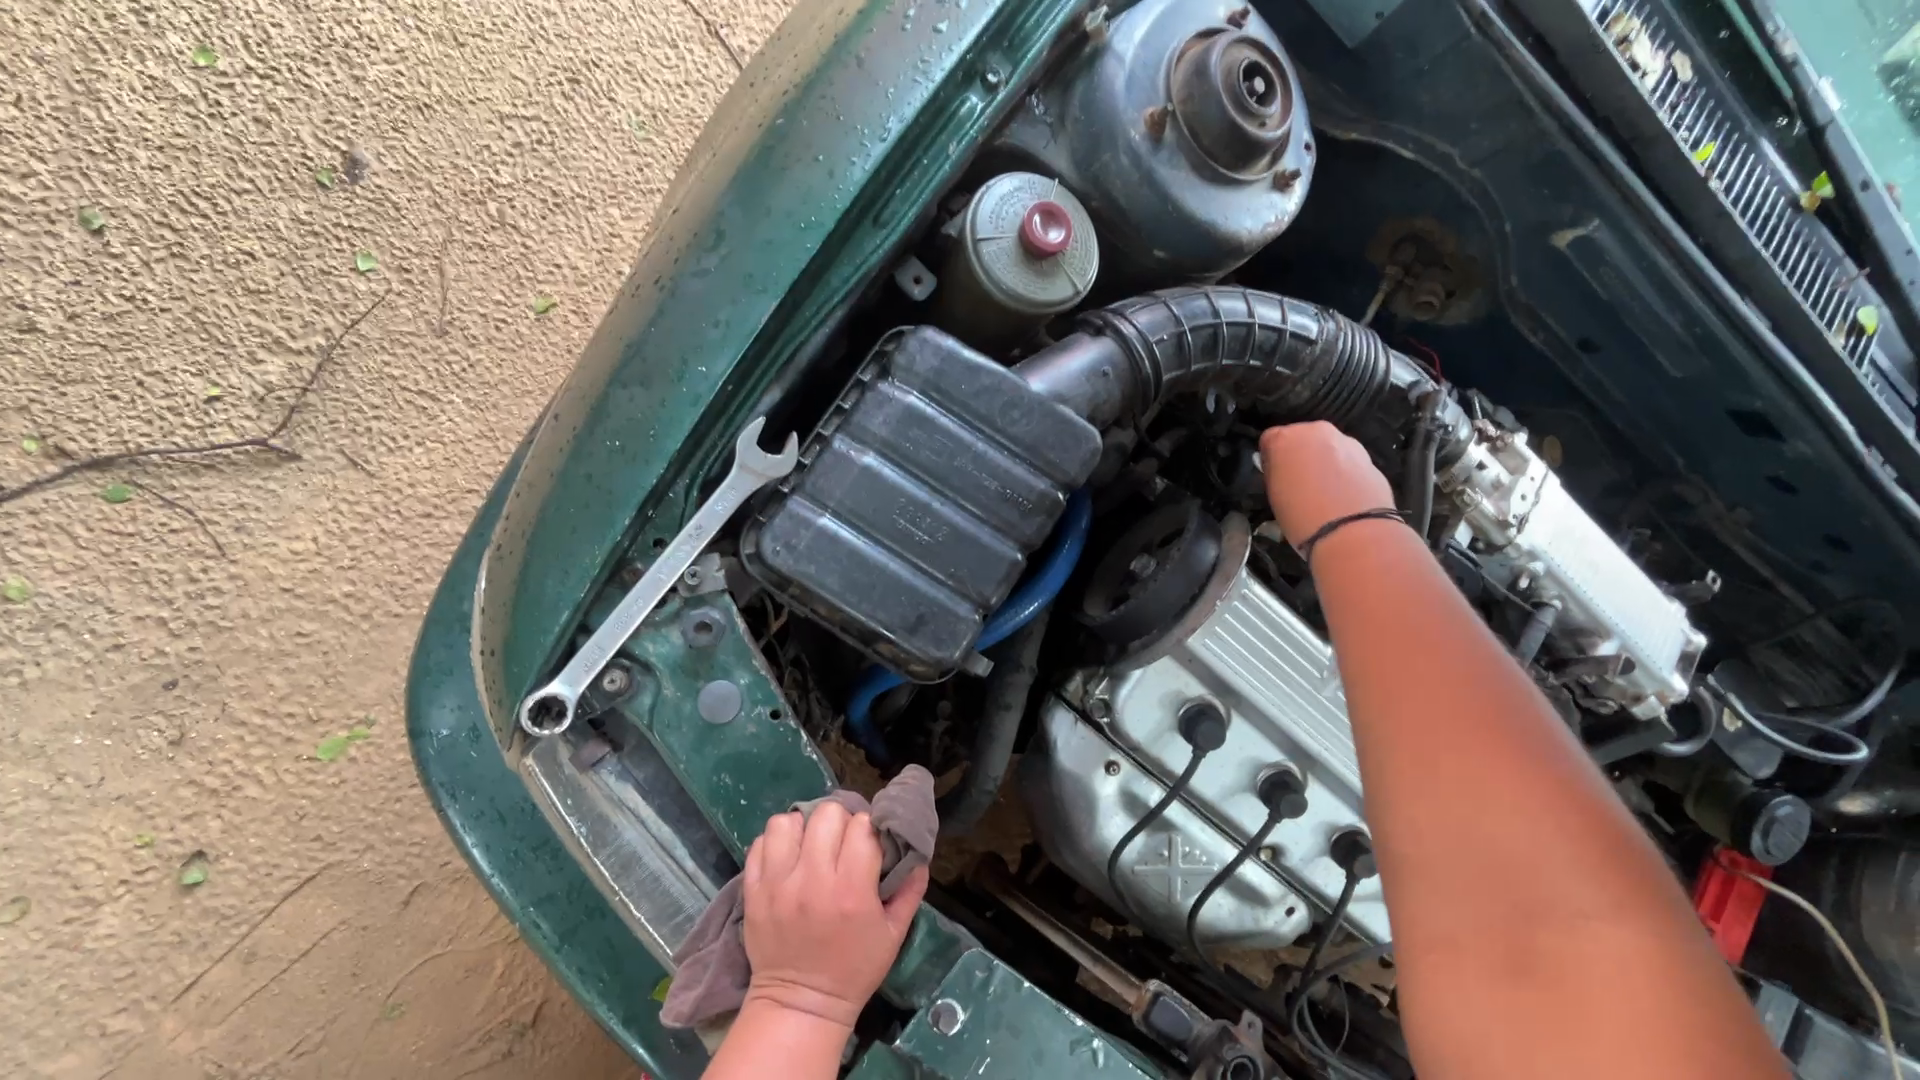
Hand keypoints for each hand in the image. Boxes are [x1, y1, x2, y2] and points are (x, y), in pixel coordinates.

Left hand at [740, 802, 929, 1029]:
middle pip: (826, 815)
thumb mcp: (894, 934)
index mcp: (851, 890)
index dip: (869, 827)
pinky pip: (760, 843)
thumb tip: (919, 853)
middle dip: (840, 821)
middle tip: (841, 840)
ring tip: (811, 843)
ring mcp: (778, 884)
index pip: (862, 826)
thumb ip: (910, 889)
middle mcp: (813, 879)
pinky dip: (776, 842)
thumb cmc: (854, 969)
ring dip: (804, 827)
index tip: (869, 841)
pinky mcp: (753, 891)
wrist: (800, 1004)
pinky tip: (788, 857)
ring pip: (788, 822)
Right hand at [1259, 422, 1396, 543]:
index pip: (1269, 440)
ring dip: (1325, 464)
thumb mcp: (1273, 494)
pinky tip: (1344, 498)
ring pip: (1329, 449)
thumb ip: (1277, 473)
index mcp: (1285, 438)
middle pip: (1303, 439)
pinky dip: (1345, 474)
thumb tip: (1284, 469)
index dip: (1271, 459)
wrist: (1353, 532)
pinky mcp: (1370, 459)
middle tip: (1299, 484)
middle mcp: (1317, 432)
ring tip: (1325, 494)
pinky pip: (1349, 463)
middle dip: (1300, 456)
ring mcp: (1347, 443)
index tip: (1275, 477)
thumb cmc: (1301, 515)